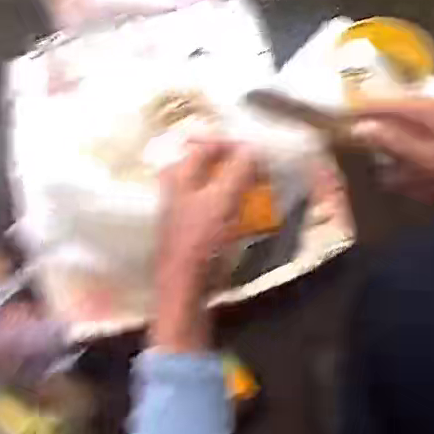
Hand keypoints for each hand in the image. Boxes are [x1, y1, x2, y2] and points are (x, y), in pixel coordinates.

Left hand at [152, 139, 260, 352]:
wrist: (184, 290)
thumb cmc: (201, 240)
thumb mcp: (224, 199)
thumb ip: (239, 169)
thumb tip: (254, 147)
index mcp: (179, 173)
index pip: (206, 143)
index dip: (233, 143)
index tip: (259, 151)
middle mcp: (175, 187)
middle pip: (206, 163)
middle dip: (234, 163)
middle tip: (258, 169)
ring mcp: (180, 210)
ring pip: (210, 185)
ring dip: (234, 183)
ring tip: (257, 189)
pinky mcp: (188, 231)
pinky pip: (212, 206)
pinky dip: (230, 204)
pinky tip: (245, 214)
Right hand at [348, 99, 433, 220]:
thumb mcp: (431, 161)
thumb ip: (394, 143)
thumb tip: (360, 128)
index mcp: (429, 109)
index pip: (383, 104)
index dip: (359, 114)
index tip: (336, 125)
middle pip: (398, 124)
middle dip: (384, 147)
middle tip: (372, 167)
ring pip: (415, 142)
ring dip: (406, 165)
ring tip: (403, 186)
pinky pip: (432, 154)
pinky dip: (425, 171)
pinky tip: (428, 191)